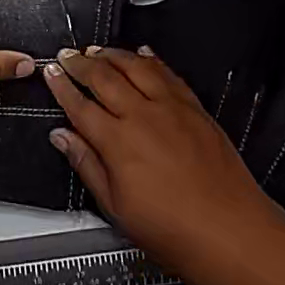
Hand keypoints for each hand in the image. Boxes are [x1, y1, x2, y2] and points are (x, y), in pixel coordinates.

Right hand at [45, 47, 284, 278]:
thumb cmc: (177, 231)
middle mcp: (143, 117)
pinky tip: (143, 54)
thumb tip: (63, 138)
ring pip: (136, 67)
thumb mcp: (117, 208)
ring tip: (96, 49)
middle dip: (81, 62)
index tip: (51, 74)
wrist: (233, 235)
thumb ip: (87, 164)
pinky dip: (152, 60)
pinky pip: (169, 74)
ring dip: (113, 54)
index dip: (61, 87)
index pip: (80, 105)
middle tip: (67, 55)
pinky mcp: (196, 110)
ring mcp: (172, 109)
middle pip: (104, 77)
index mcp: (118, 142)